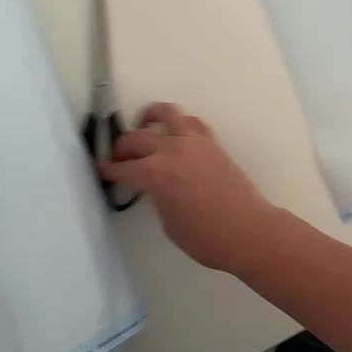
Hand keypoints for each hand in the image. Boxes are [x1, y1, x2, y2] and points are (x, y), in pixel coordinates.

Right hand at [98, 102, 285, 272]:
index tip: (103, 169)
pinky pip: (191, 122)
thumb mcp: (169, 223)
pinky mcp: (212, 143)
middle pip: (138, 138)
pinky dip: (178, 124)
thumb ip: (157, 197)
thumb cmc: (206, 238)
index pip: (123, 168)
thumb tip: (155, 186)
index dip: (109, 170)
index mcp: (156, 174)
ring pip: (167, 114)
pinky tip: (174, 134)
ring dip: (150, 117)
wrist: (248, 230)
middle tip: (119, 158)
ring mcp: (195, 142)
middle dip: (122, 147)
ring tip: (143, 127)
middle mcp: (173, 151)